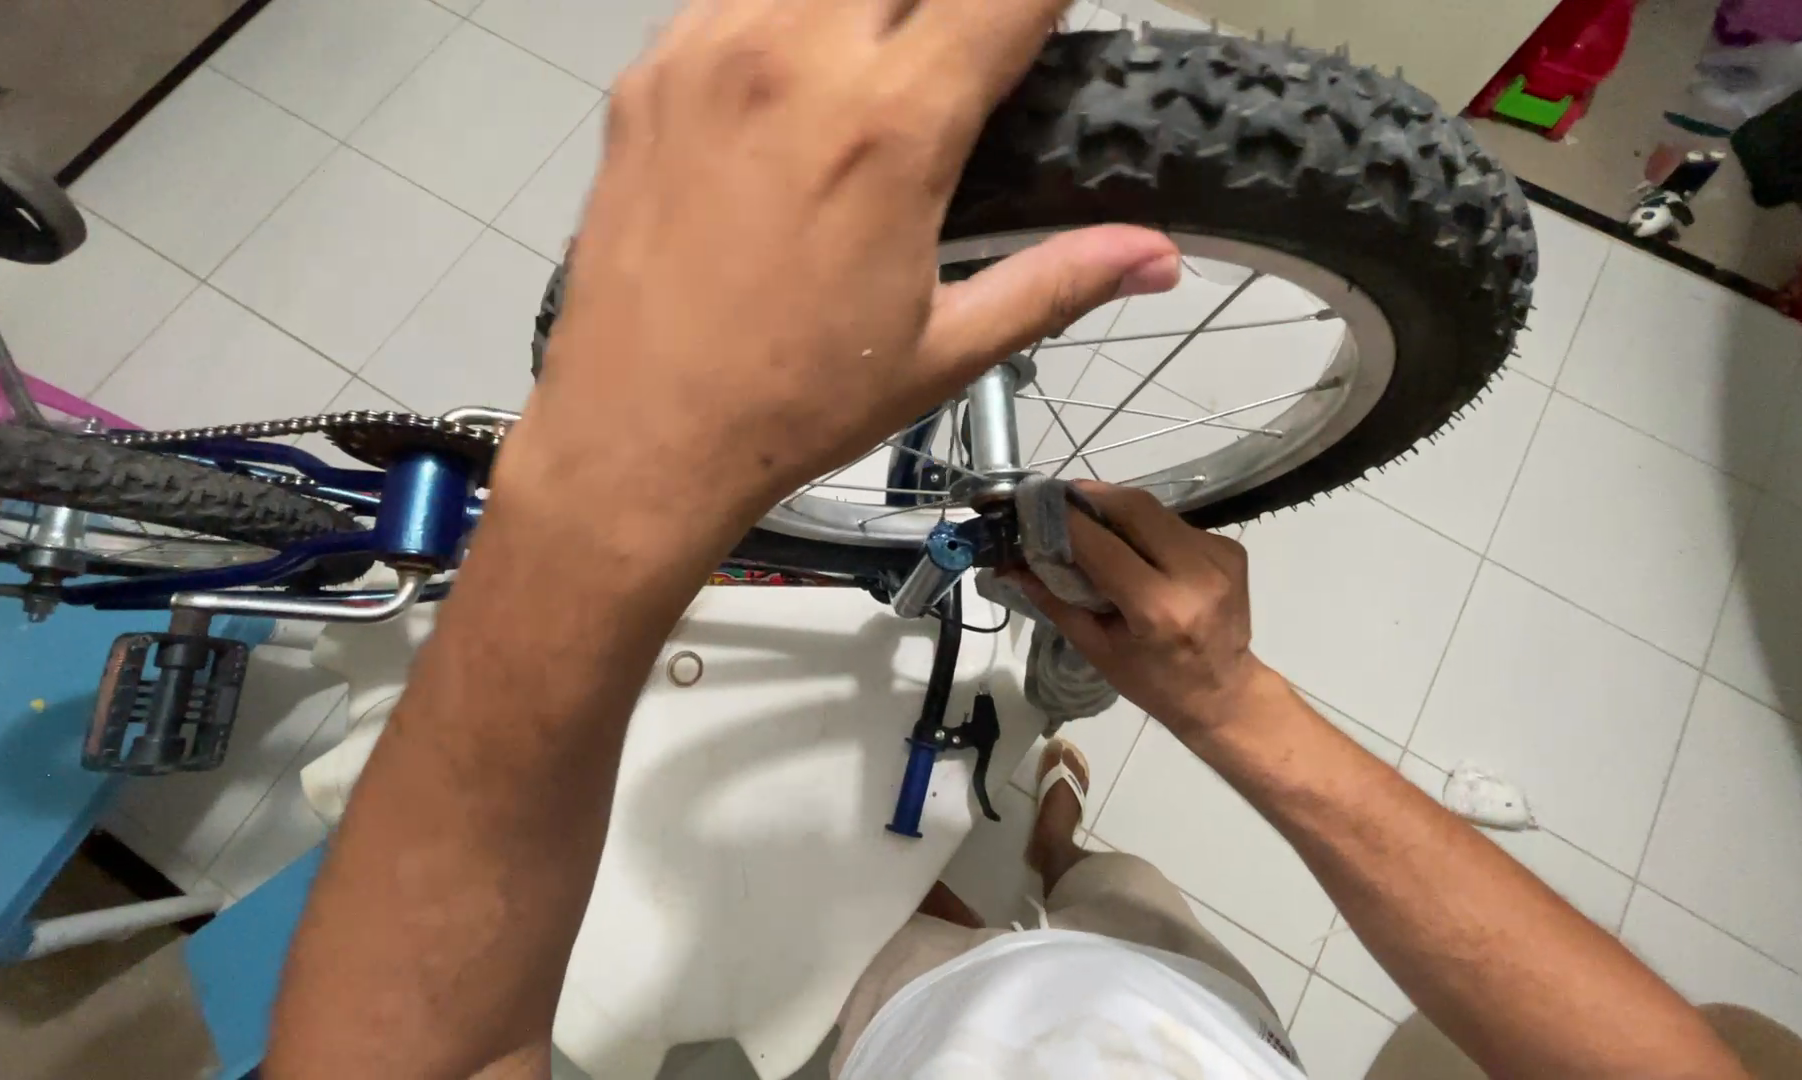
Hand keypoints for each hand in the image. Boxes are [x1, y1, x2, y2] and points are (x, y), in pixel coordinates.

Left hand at [523, 0, 1179, 523]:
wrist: (644, 437)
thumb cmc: (798, 407)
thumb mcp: (941, 354)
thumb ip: (1055, 282)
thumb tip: (1157, 255)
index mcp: (891, 128)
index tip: (1045, 21)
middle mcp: (795, 55)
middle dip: (949, 10)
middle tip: (952, 74)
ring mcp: (706, 52)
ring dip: (862, 11)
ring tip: (869, 86)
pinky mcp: (646, 78)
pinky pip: (732, 1)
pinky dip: (779, 24)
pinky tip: (785, 98)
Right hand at [1010, 482, 1280, 745]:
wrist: (1223, 692)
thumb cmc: (1152, 681)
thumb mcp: (1094, 648)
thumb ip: (1053, 599)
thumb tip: (1010, 563)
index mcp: (1159, 608)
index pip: (1101, 545)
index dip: (1064, 520)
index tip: (1034, 505)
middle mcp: (1195, 573)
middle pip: (1134, 508)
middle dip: (1090, 496)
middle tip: (1057, 498)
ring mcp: (1219, 556)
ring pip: (1153, 509)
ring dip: (1114, 506)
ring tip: (1085, 517)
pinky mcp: (1230, 548)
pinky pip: (1172, 522)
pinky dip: (1141, 524)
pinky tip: (1128, 541)